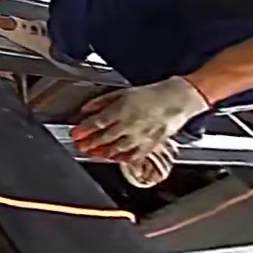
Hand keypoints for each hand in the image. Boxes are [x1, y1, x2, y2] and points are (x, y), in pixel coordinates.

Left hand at [71, 76, 207, 160]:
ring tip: (92, 154)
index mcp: (121, 111)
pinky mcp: (155, 142)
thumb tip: (85, 110)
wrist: (178, 99)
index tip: (74, 134)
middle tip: (78, 146)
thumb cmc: (149, 95)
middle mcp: (131, 124)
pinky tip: (116, 159)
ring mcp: (144, 135)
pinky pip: (138, 153)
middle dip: (90, 143)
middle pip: (106, 137)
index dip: (84, 130)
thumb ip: (100, 102)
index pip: (98, 123)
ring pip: (120, 147)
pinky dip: (126, 158)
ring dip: (104, 152)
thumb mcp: (120, 93)